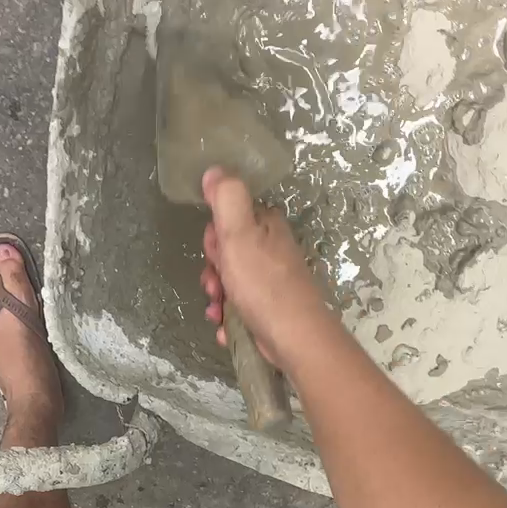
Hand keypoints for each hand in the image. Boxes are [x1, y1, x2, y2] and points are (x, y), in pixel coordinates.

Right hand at [199, 167, 338, 368]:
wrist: (293, 337)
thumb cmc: (264, 285)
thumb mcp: (239, 234)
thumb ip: (226, 198)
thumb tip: (214, 170)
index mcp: (266, 225)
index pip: (229, 220)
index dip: (214, 239)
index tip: (215, 254)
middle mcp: (270, 249)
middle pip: (227, 253)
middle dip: (213, 272)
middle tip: (215, 286)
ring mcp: (270, 280)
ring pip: (230, 283)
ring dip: (217, 298)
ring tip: (219, 312)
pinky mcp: (269, 307)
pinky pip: (239, 308)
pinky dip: (229, 319)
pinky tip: (227, 328)